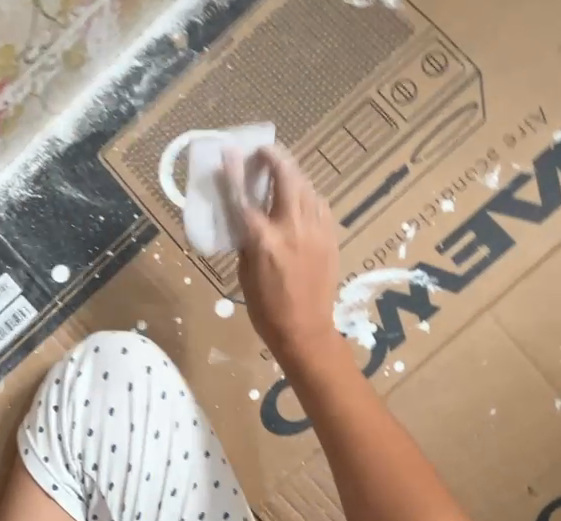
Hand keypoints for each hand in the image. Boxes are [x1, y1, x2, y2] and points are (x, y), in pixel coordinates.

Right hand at [224, 145, 346, 363]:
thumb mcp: (246, 276)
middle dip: (274, 158)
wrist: (305, 330)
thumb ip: (248, 243)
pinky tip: (300, 196)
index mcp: (265, 242)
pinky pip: (318, 203)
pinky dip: (306, 193)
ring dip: (292, 172)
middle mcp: (292, 228)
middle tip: (262, 151)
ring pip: (306, 186)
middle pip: (286, 178)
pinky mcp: (331, 235)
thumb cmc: (266, 310)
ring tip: (280, 169)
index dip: (235, 173)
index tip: (230, 152)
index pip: (245, 199)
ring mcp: (316, 229)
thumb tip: (247, 221)